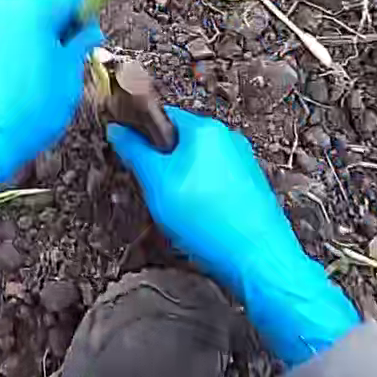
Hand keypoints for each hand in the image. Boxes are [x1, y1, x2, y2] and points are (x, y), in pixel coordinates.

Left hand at [0, 0, 101, 249]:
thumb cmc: (24, 110)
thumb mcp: (68, 76)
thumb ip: (80, 45)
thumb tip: (87, 33)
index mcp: (30, 6)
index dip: (81, 14)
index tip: (82, 38)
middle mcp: (0, 4)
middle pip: (41, 0)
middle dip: (55, 25)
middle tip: (63, 58)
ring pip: (18, 15)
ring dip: (31, 34)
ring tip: (37, 71)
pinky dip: (9, 43)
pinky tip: (15, 73)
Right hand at [108, 107, 358, 367]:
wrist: (258, 260)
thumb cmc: (209, 221)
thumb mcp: (157, 183)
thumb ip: (135, 152)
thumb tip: (118, 131)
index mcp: (205, 130)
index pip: (163, 116)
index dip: (141, 135)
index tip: (130, 153)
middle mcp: (227, 139)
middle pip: (180, 142)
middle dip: (161, 164)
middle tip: (151, 189)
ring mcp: (242, 162)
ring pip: (197, 164)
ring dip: (180, 182)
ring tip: (176, 210)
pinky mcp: (250, 186)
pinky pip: (215, 182)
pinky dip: (201, 195)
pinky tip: (197, 219)